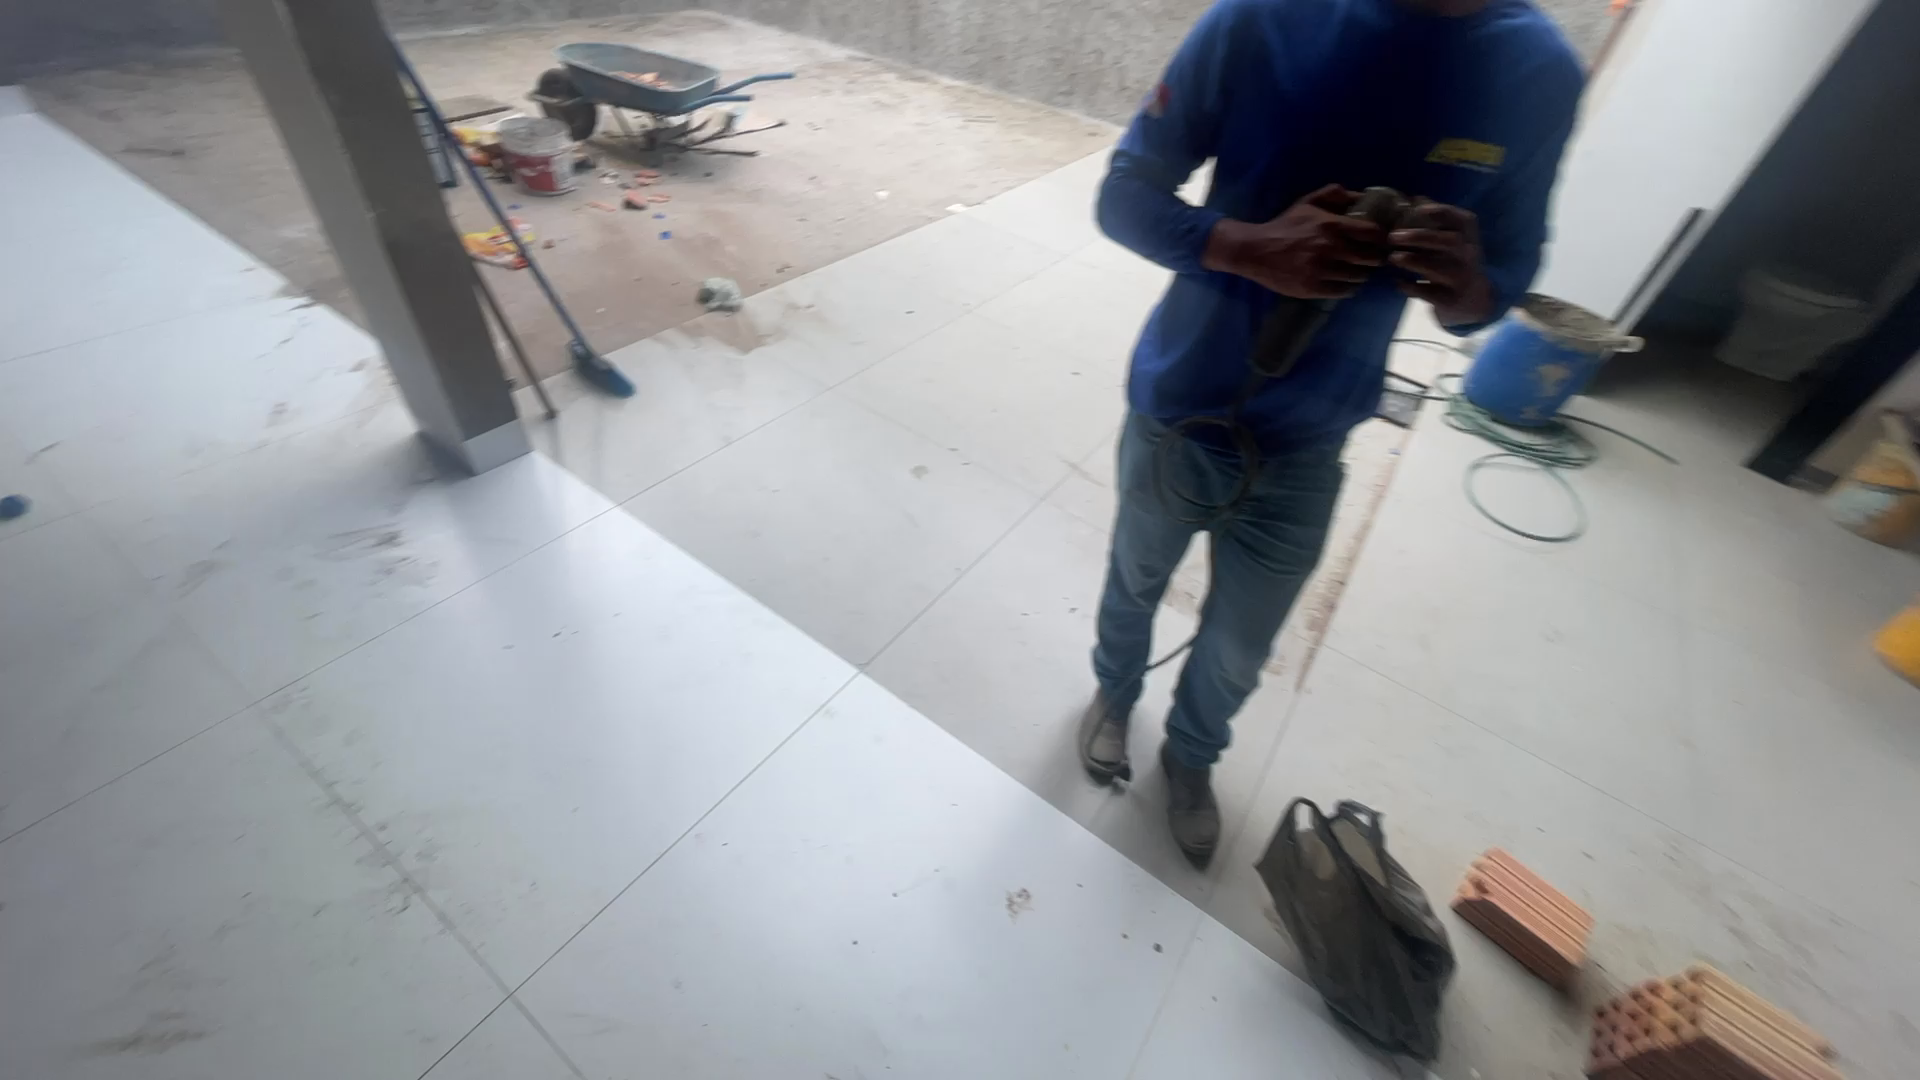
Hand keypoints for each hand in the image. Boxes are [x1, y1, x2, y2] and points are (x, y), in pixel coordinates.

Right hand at [1203, 184, 1387, 299]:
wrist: (1255, 251)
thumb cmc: (1283, 225)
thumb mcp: (1307, 202)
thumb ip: (1334, 194)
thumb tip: (1362, 196)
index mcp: (1333, 225)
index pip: (1373, 234)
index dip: (1380, 239)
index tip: (1379, 242)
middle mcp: (1330, 248)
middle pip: (1369, 258)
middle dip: (1374, 259)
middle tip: (1371, 260)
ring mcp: (1321, 270)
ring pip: (1357, 277)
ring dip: (1361, 275)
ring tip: (1357, 273)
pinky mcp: (1311, 288)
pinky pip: (1341, 291)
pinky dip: (1347, 288)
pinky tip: (1344, 284)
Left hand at [1389, 198, 1495, 326]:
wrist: (1473, 300)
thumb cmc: (1455, 264)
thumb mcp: (1453, 241)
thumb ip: (1437, 223)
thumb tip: (1414, 198)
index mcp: (1469, 236)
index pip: (1461, 219)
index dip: (1441, 212)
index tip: (1418, 206)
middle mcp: (1468, 254)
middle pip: (1448, 242)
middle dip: (1420, 237)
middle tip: (1392, 236)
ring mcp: (1460, 278)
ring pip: (1438, 267)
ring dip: (1414, 261)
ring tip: (1393, 257)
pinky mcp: (1449, 299)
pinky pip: (1428, 293)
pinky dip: (1411, 287)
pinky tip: (1397, 282)